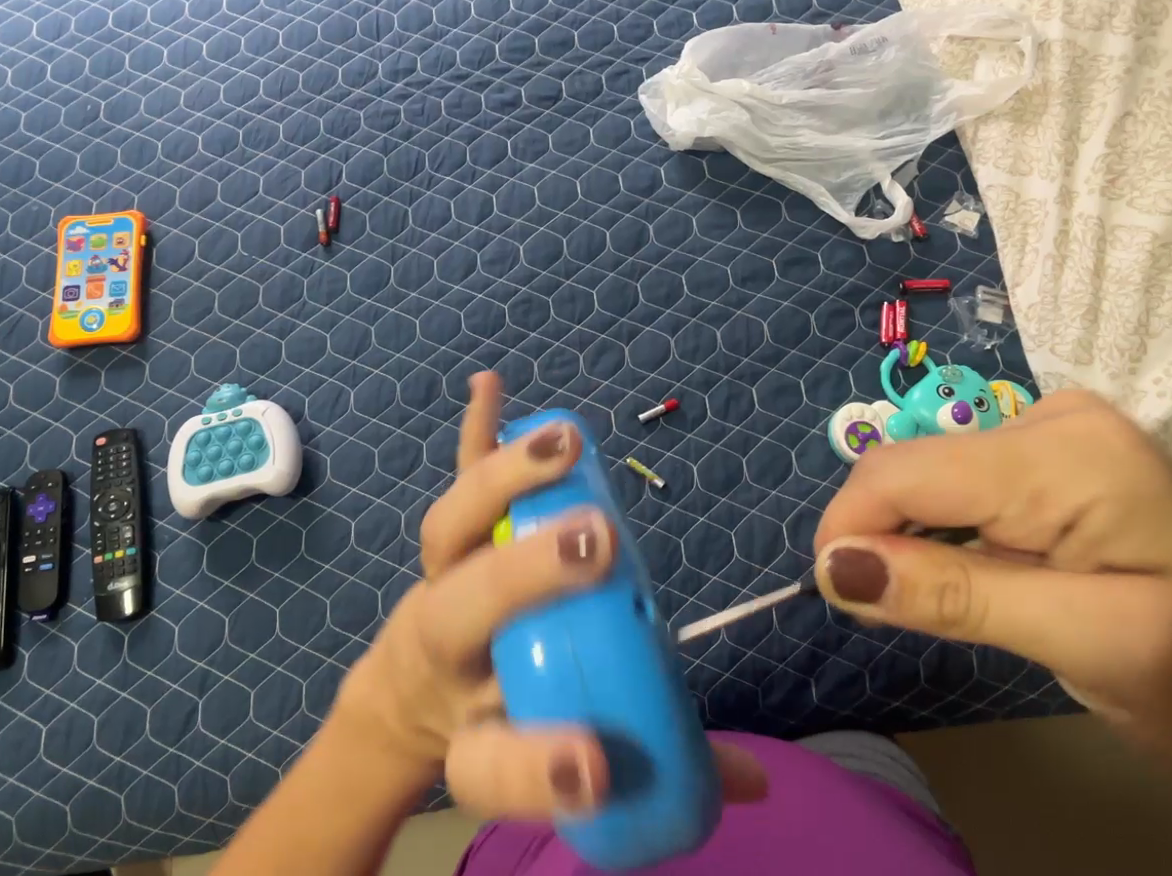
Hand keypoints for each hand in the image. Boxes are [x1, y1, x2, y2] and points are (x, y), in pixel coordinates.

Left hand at [334, 372, 767, 819]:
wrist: (417, 695)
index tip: (596, 767)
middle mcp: (447, 650)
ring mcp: (442, 582)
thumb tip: (754, 785)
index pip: (494, 762)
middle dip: (524, 575)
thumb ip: (662, 769)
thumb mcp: (576, 759)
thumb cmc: (500, 721)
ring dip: (503, 480)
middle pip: (461, 611)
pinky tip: (489, 385)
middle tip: (593, 544)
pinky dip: (475, 433)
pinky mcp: (451, 539)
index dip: (543, 768)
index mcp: (475, 725)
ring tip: (560, 447)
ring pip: (454, 528)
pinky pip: (457, 480)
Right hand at [812, 390, 1171, 794]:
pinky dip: (943, 535)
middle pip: (910, 470)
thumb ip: (956, 596)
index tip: (847, 604)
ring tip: (964, 606)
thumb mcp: (1088, 648)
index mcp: (1066, 456)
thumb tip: (835, 567)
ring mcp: (1057, 431)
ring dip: (914, 543)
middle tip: (910, 621)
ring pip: (926, 478)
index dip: (849, 533)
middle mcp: (1052, 419)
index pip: (900, 471)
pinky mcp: (1056, 456)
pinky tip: (987, 577)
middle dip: (884, 541)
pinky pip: (957, 485)